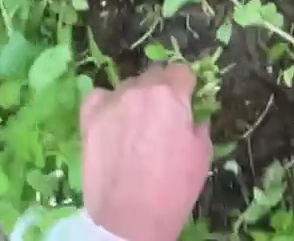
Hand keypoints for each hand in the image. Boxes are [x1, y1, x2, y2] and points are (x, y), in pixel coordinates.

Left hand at [80, 65, 212, 240]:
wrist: (129, 222)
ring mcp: (114, 100)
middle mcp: (141, 89)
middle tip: (161, 119)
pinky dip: (107, 105)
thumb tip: (194, 116)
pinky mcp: (91, 116)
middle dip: (161, 90)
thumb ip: (199, 126)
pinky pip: (100, 97)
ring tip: (134, 129)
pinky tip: (112, 123)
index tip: (186, 103)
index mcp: (172, 94)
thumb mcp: (202, 157)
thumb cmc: (173, 191)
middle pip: (154, 75)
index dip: (186, 87)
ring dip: (135, 100)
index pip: (182, 71)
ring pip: (128, 87)